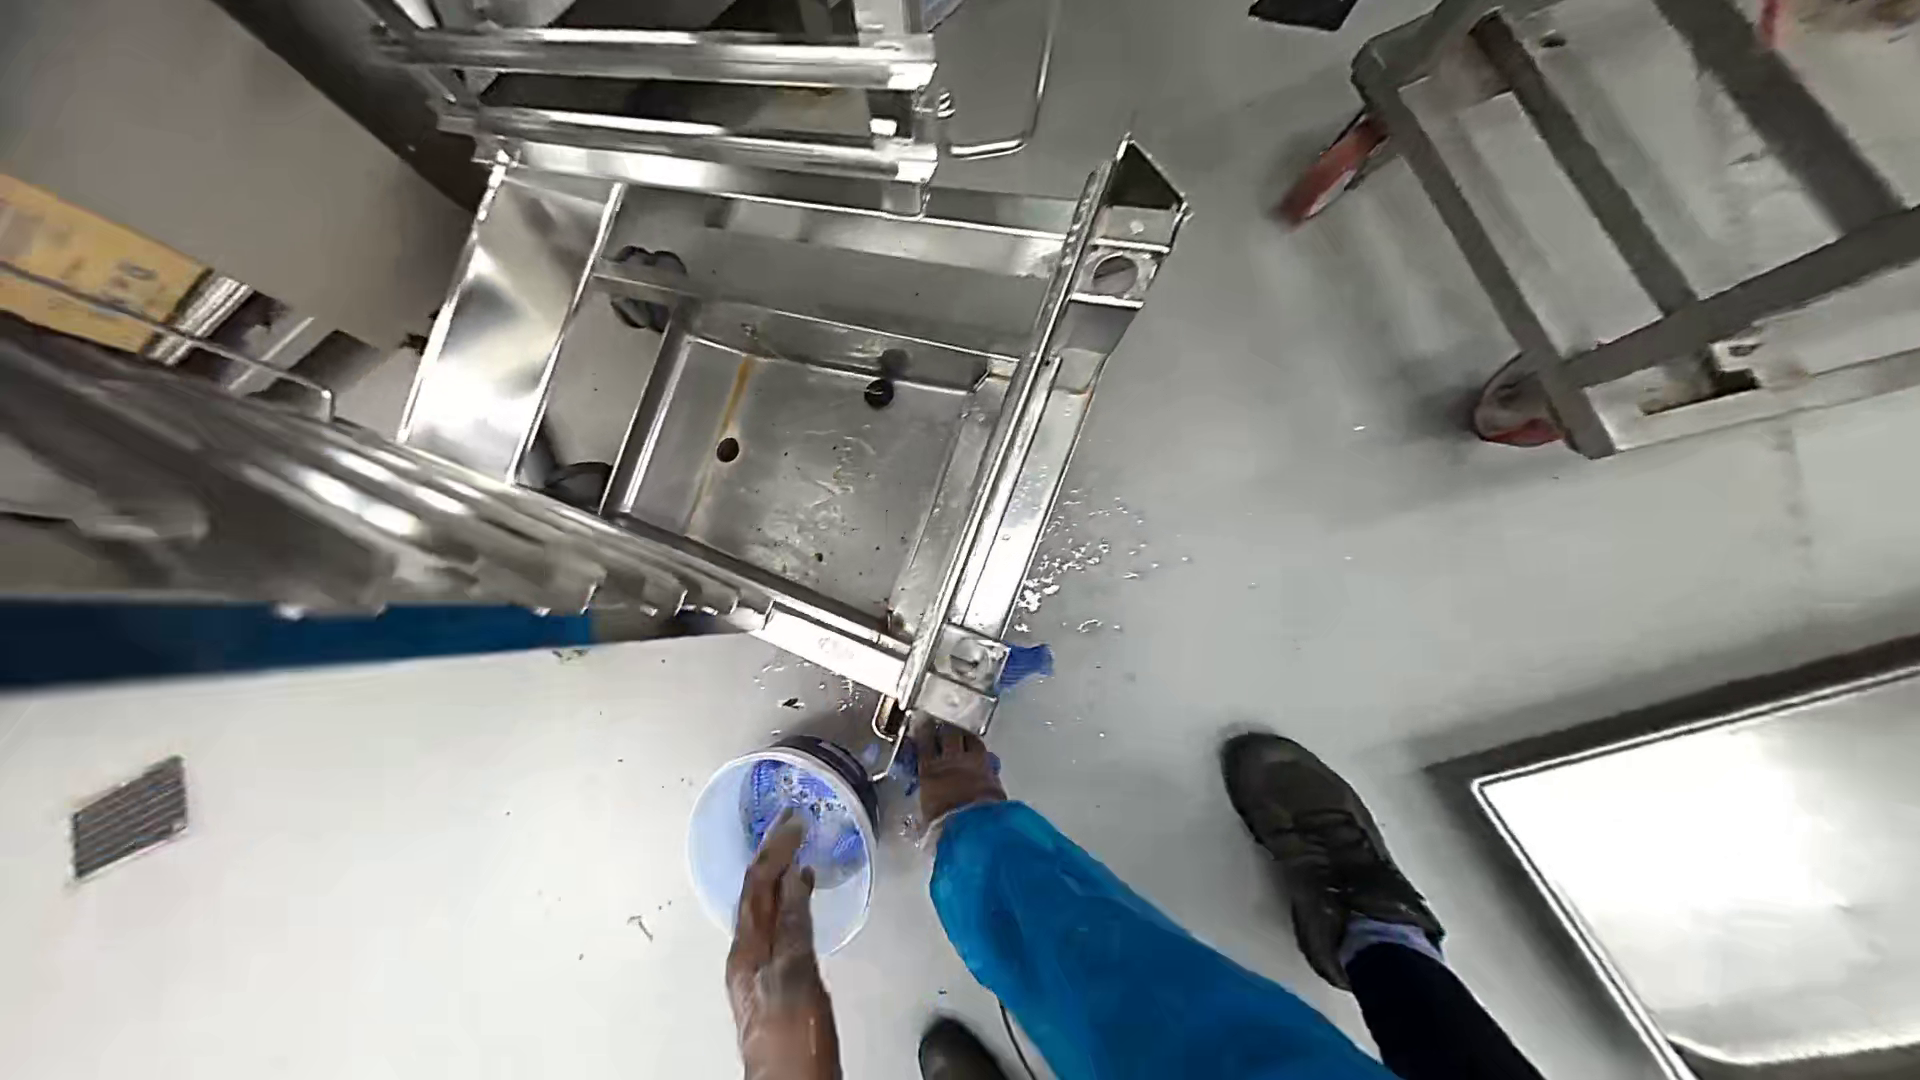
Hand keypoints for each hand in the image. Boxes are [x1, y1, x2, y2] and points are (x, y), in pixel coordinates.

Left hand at [726, 813, 840, 1079]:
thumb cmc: (795, 1035)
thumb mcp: (796, 978)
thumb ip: (793, 925)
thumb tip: (794, 874)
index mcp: (747, 950)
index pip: (756, 885)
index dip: (774, 850)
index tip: (793, 821)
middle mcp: (747, 951)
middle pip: (755, 891)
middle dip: (772, 852)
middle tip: (794, 821)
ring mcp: (759, 964)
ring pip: (765, 902)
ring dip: (779, 869)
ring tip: (796, 843)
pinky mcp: (776, 973)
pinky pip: (778, 918)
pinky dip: (789, 893)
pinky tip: (802, 890)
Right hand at [916, 721, 1007, 822]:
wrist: (974, 828)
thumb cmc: (944, 826)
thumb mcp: (928, 814)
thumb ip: (929, 802)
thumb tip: (930, 805)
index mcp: (930, 770)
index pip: (925, 743)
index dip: (924, 731)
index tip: (923, 723)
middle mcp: (952, 760)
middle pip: (949, 734)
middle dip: (946, 729)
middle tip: (945, 727)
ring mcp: (975, 762)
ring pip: (971, 739)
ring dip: (967, 736)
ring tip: (965, 736)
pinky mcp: (993, 770)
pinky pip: (987, 754)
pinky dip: (983, 754)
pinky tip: (982, 756)